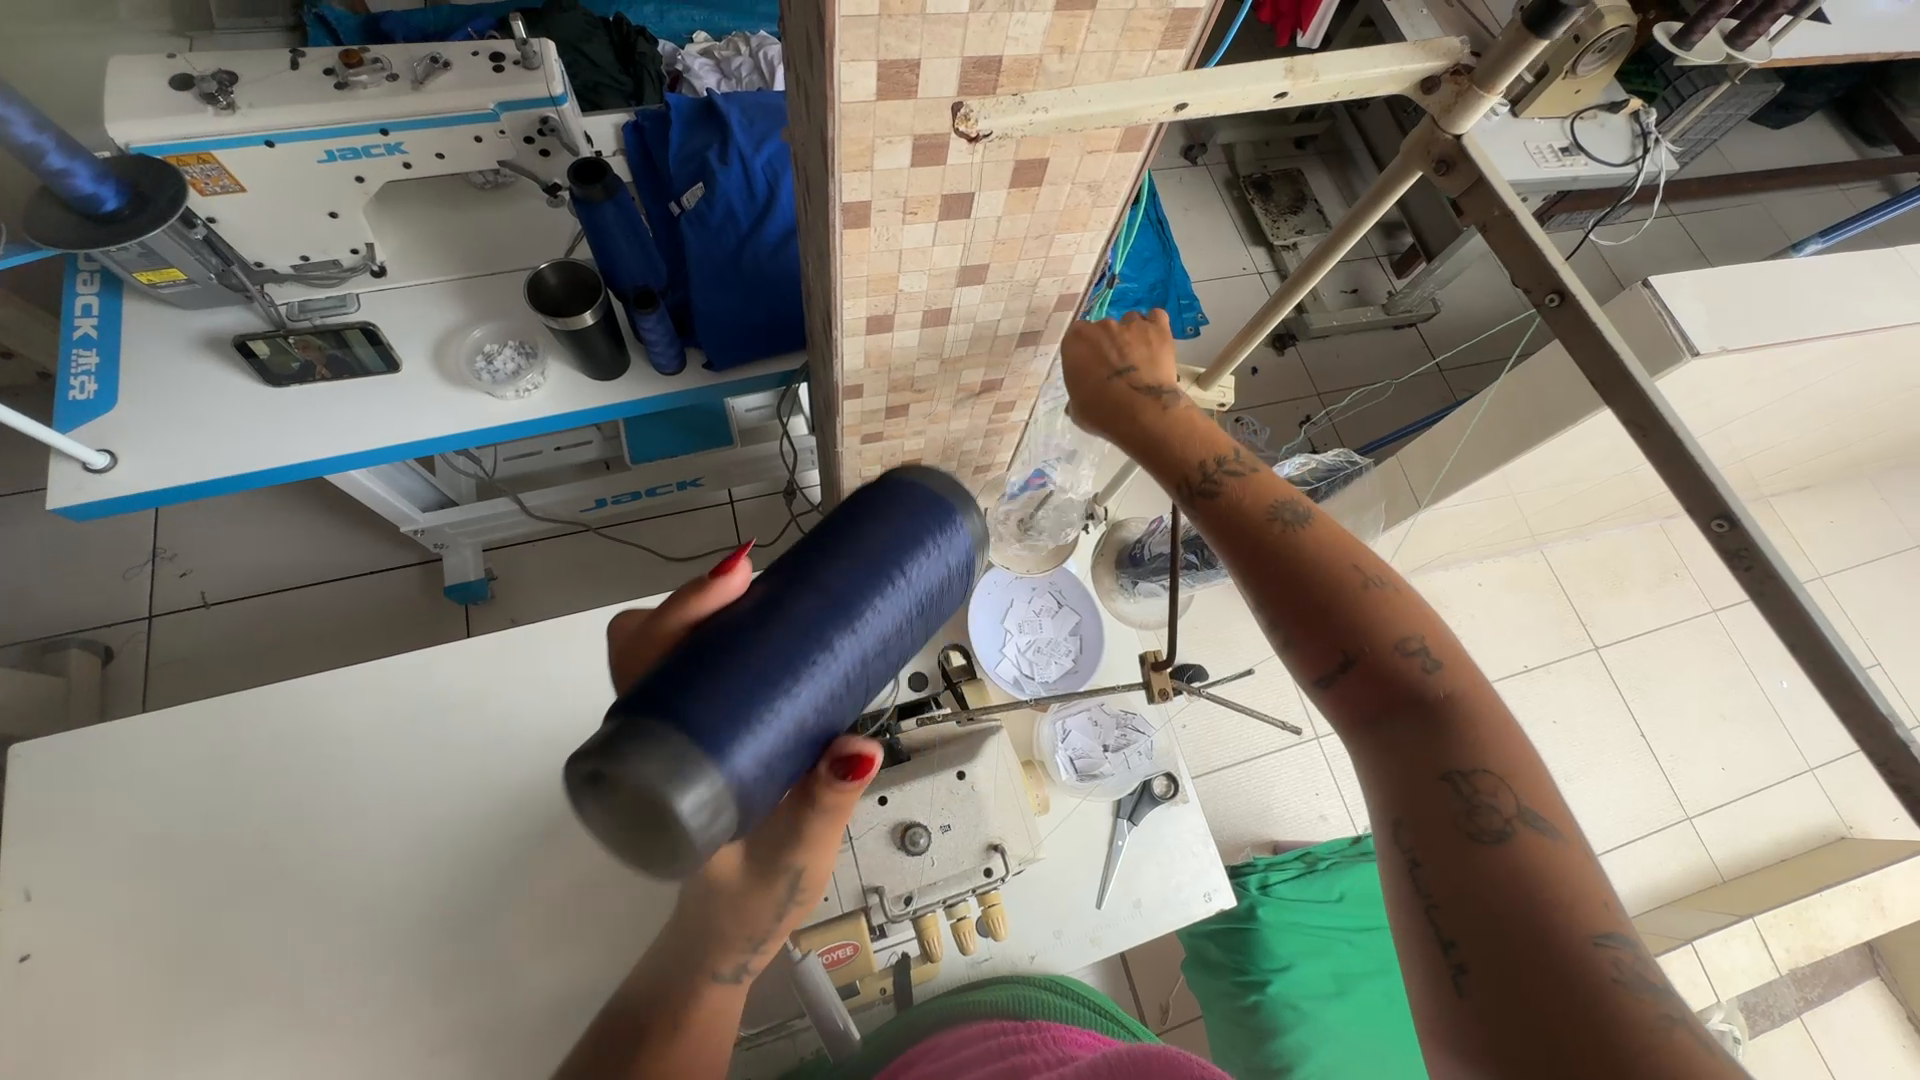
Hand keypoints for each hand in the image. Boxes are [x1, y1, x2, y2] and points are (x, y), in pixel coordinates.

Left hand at [604, 550, 882, 988]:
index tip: (735, 582)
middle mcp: (655, 739)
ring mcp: (675, 732)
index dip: (683, 613)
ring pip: (666, 649)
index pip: (646, 666)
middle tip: (758, 580)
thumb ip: (823, 803)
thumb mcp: (793, 853)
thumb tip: (858, 747)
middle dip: (697, 600)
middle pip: (645, 642)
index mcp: (658, 765)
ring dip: (709, 612)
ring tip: (766, 595)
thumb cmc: (750, 898)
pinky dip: (723, 634)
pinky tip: (765, 627)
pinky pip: (697, 668)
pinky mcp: (704, 731)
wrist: (730, 927)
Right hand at [1059, 309, 1191, 448]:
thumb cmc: (1101, 412)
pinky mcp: (1159, 328)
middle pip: (1104, 329)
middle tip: (1115, 368)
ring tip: (1138, 358)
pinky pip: (1156, 317)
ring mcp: (1132, 324)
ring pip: (1130, 322)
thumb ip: (1076, 396)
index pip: (1077, 337)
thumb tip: (1077, 402)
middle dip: (1108, 345)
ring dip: (1132, 335)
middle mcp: (1102, 326)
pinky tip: (1155, 343)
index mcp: (1076, 341)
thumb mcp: (1077, 408)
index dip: (1085, 352)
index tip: (1091, 367)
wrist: (1140, 412)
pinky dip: (1155, 327)